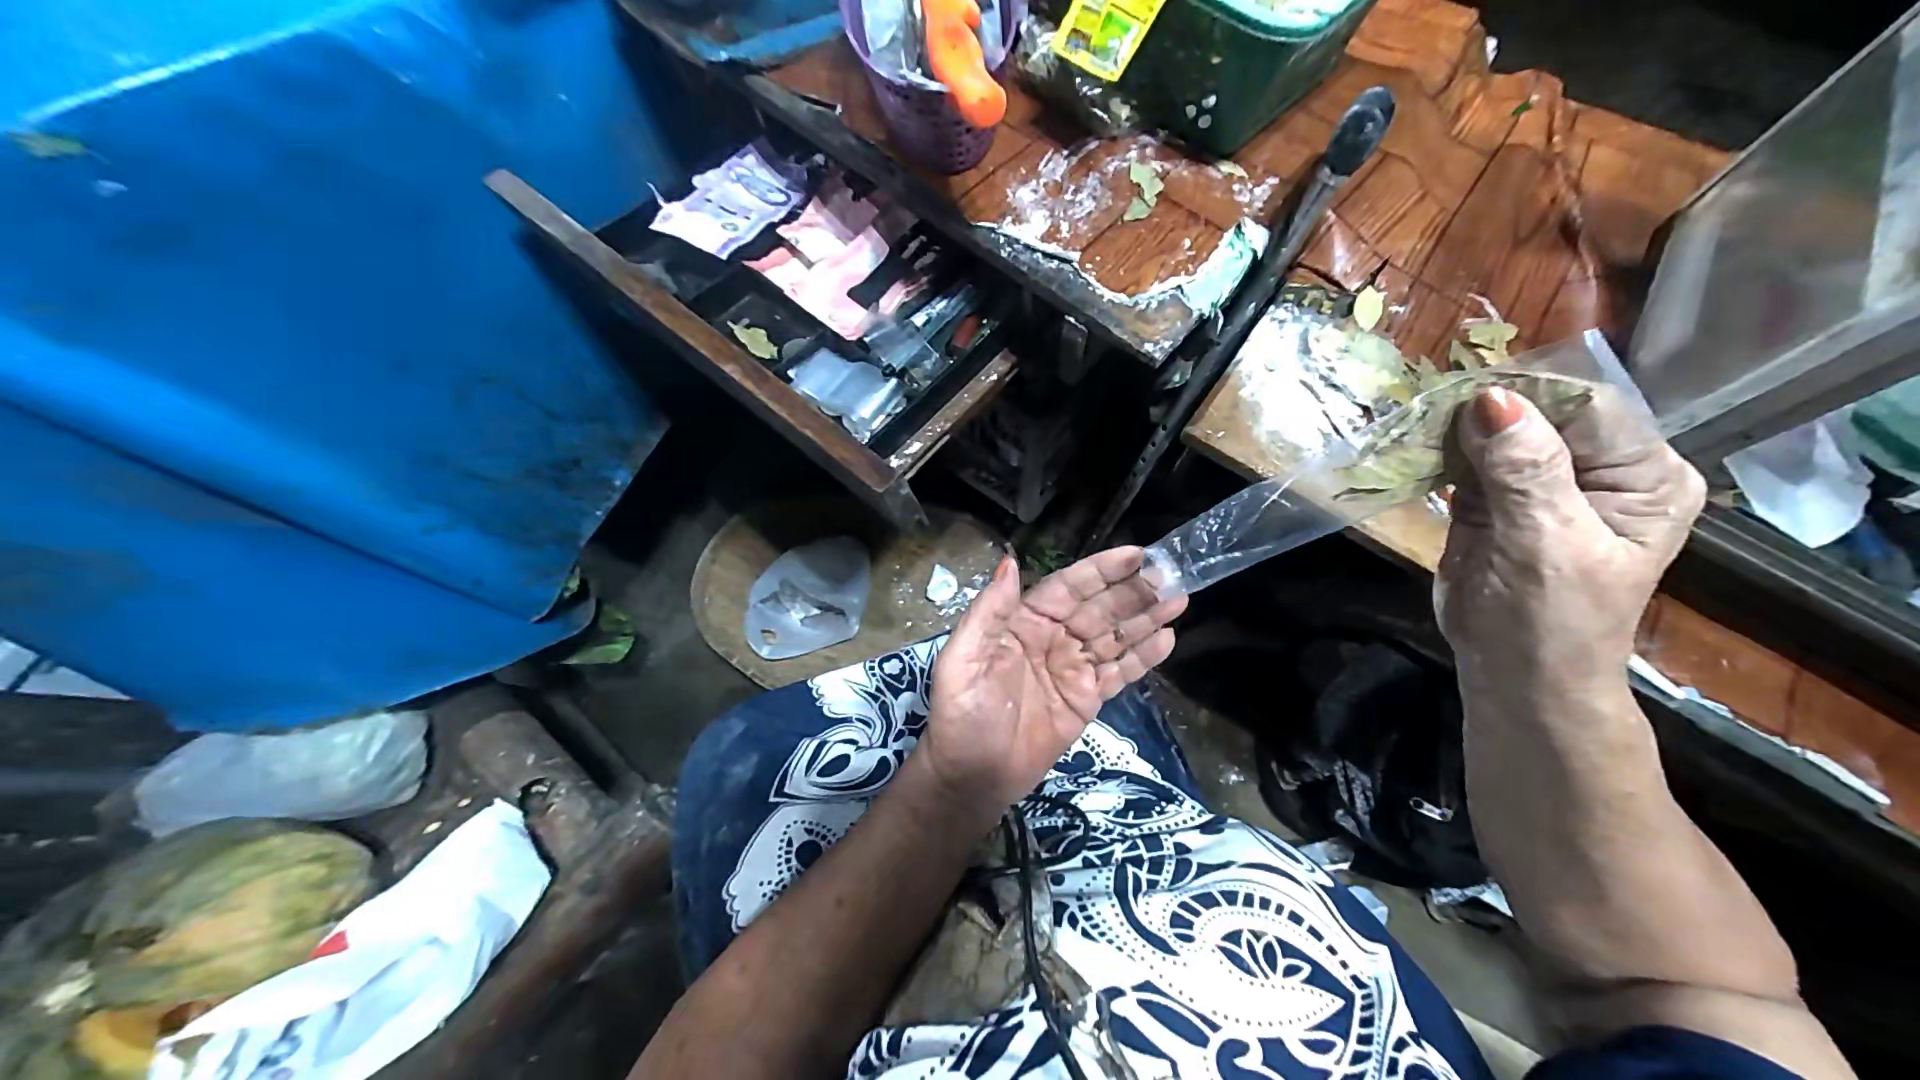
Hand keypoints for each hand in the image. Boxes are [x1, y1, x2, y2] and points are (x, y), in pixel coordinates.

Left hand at [917, 548, 1186, 811]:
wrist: (973, 775)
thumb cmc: (962, 714)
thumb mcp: (964, 658)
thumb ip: (989, 611)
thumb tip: (1011, 562)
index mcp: (1023, 622)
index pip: (1068, 588)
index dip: (1101, 570)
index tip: (1136, 555)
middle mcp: (1052, 638)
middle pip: (1099, 608)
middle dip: (1133, 591)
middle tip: (1171, 575)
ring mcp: (1072, 668)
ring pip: (1115, 636)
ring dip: (1146, 618)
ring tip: (1179, 599)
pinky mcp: (1087, 699)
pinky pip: (1120, 672)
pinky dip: (1144, 657)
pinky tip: (1168, 639)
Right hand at [1436, 385, 1704, 697]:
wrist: (1512, 673)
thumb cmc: (1549, 620)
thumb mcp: (1545, 544)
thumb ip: (1525, 472)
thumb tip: (1492, 398)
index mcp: (1643, 477)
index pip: (1589, 409)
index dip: (1529, 397)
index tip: (1462, 397)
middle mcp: (1598, 471)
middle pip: (1542, 414)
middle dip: (1486, 409)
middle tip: (1427, 407)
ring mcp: (1542, 484)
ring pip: (1498, 433)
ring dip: (1455, 427)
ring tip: (1414, 425)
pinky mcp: (1494, 498)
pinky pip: (1467, 459)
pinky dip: (1440, 451)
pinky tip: (1415, 447)